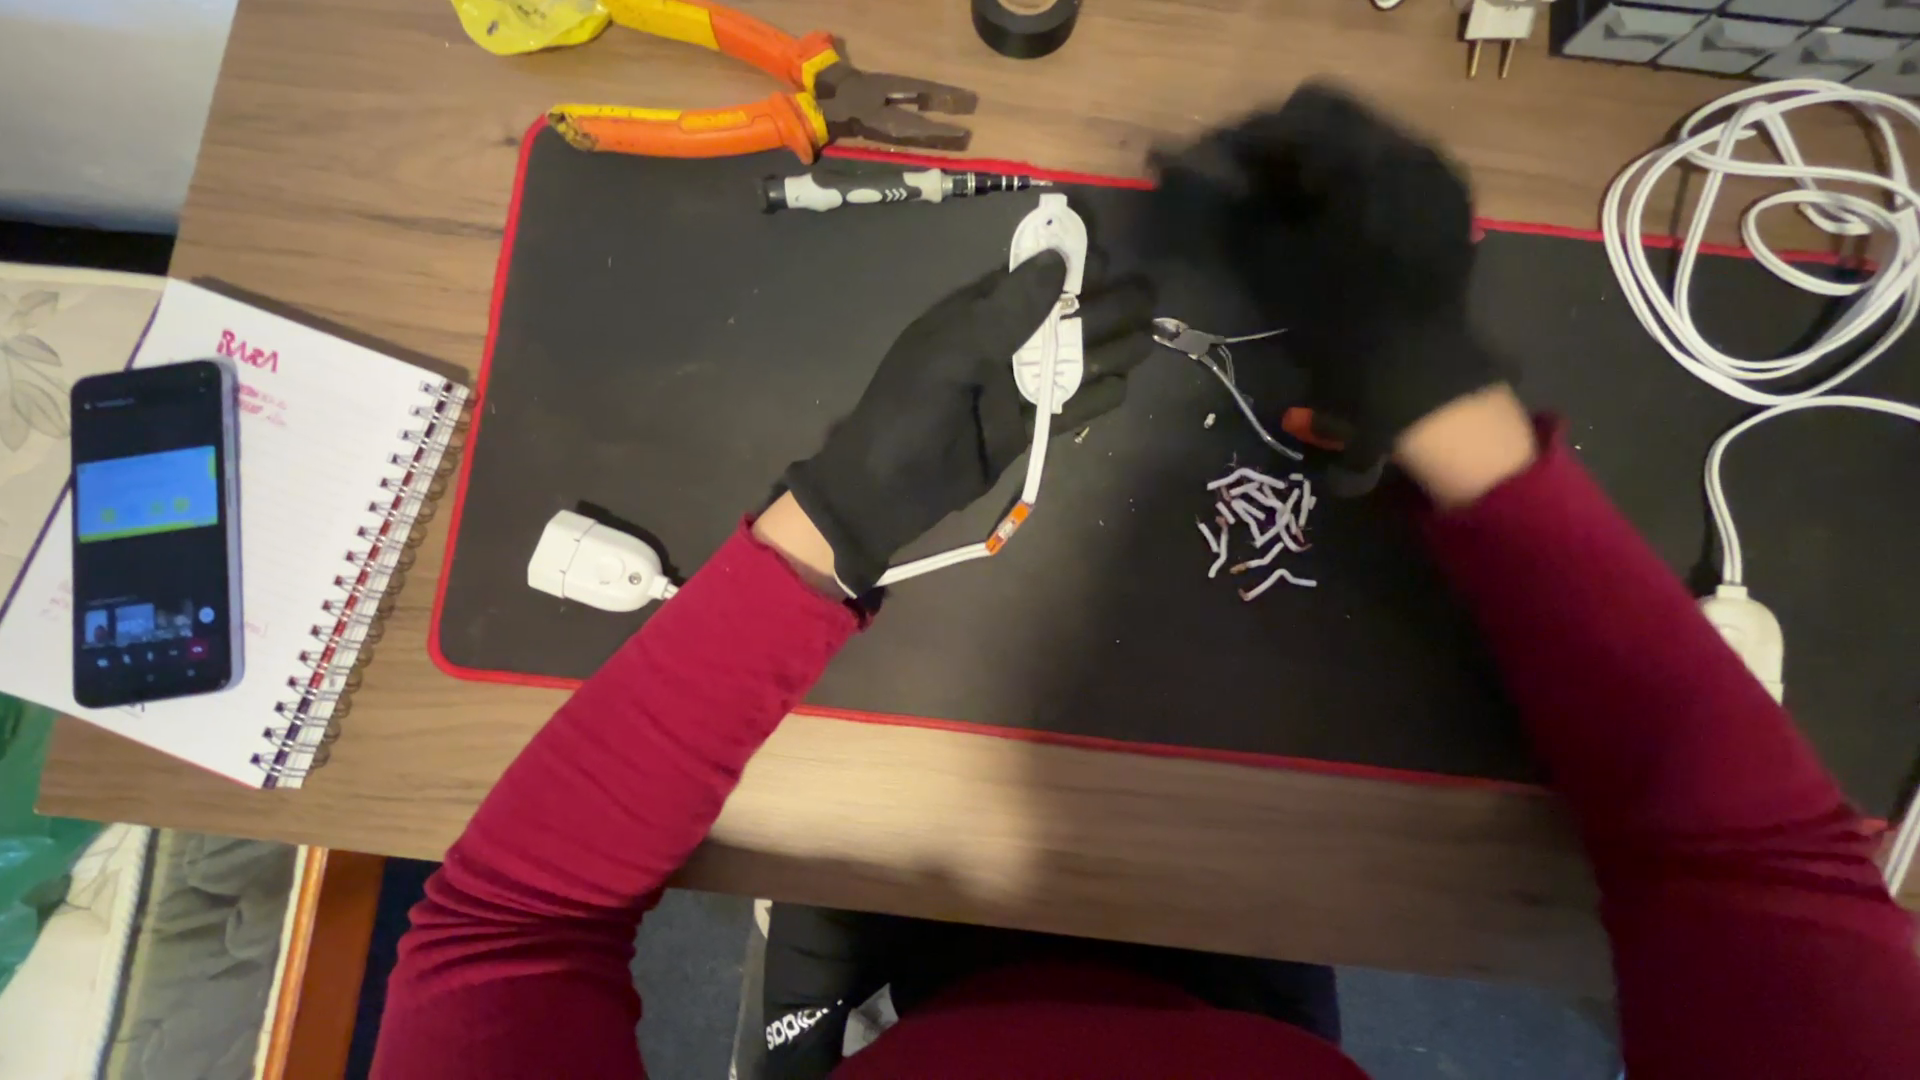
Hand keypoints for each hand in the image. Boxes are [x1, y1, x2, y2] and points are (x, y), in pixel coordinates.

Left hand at [784, 251, 1156, 595]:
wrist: (886, 490)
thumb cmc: (908, 412)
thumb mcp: (950, 354)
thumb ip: (1004, 311)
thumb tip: (1058, 261)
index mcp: (973, 319)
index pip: (1029, 281)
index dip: (1068, 267)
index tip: (1106, 259)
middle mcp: (998, 348)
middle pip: (1059, 322)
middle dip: (1102, 308)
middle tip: (1146, 300)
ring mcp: (1011, 392)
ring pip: (1068, 365)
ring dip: (1107, 351)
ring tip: (1147, 339)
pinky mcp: (1021, 432)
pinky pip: (1064, 411)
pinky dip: (1092, 400)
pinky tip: (1123, 386)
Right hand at [1151, 81, 1502, 463]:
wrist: (1416, 373)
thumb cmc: (1337, 327)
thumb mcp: (1273, 270)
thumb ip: (1238, 216)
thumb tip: (1208, 182)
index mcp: (1360, 161)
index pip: (1287, 122)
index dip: (1240, 142)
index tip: (1210, 165)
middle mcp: (1405, 145)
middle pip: (1326, 113)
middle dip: (1278, 144)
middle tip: (1243, 182)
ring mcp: (1433, 166)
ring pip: (1358, 135)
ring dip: (1314, 159)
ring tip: (1283, 199)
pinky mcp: (1445, 193)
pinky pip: (1388, 162)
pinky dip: (1349, 177)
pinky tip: (1328, 212)